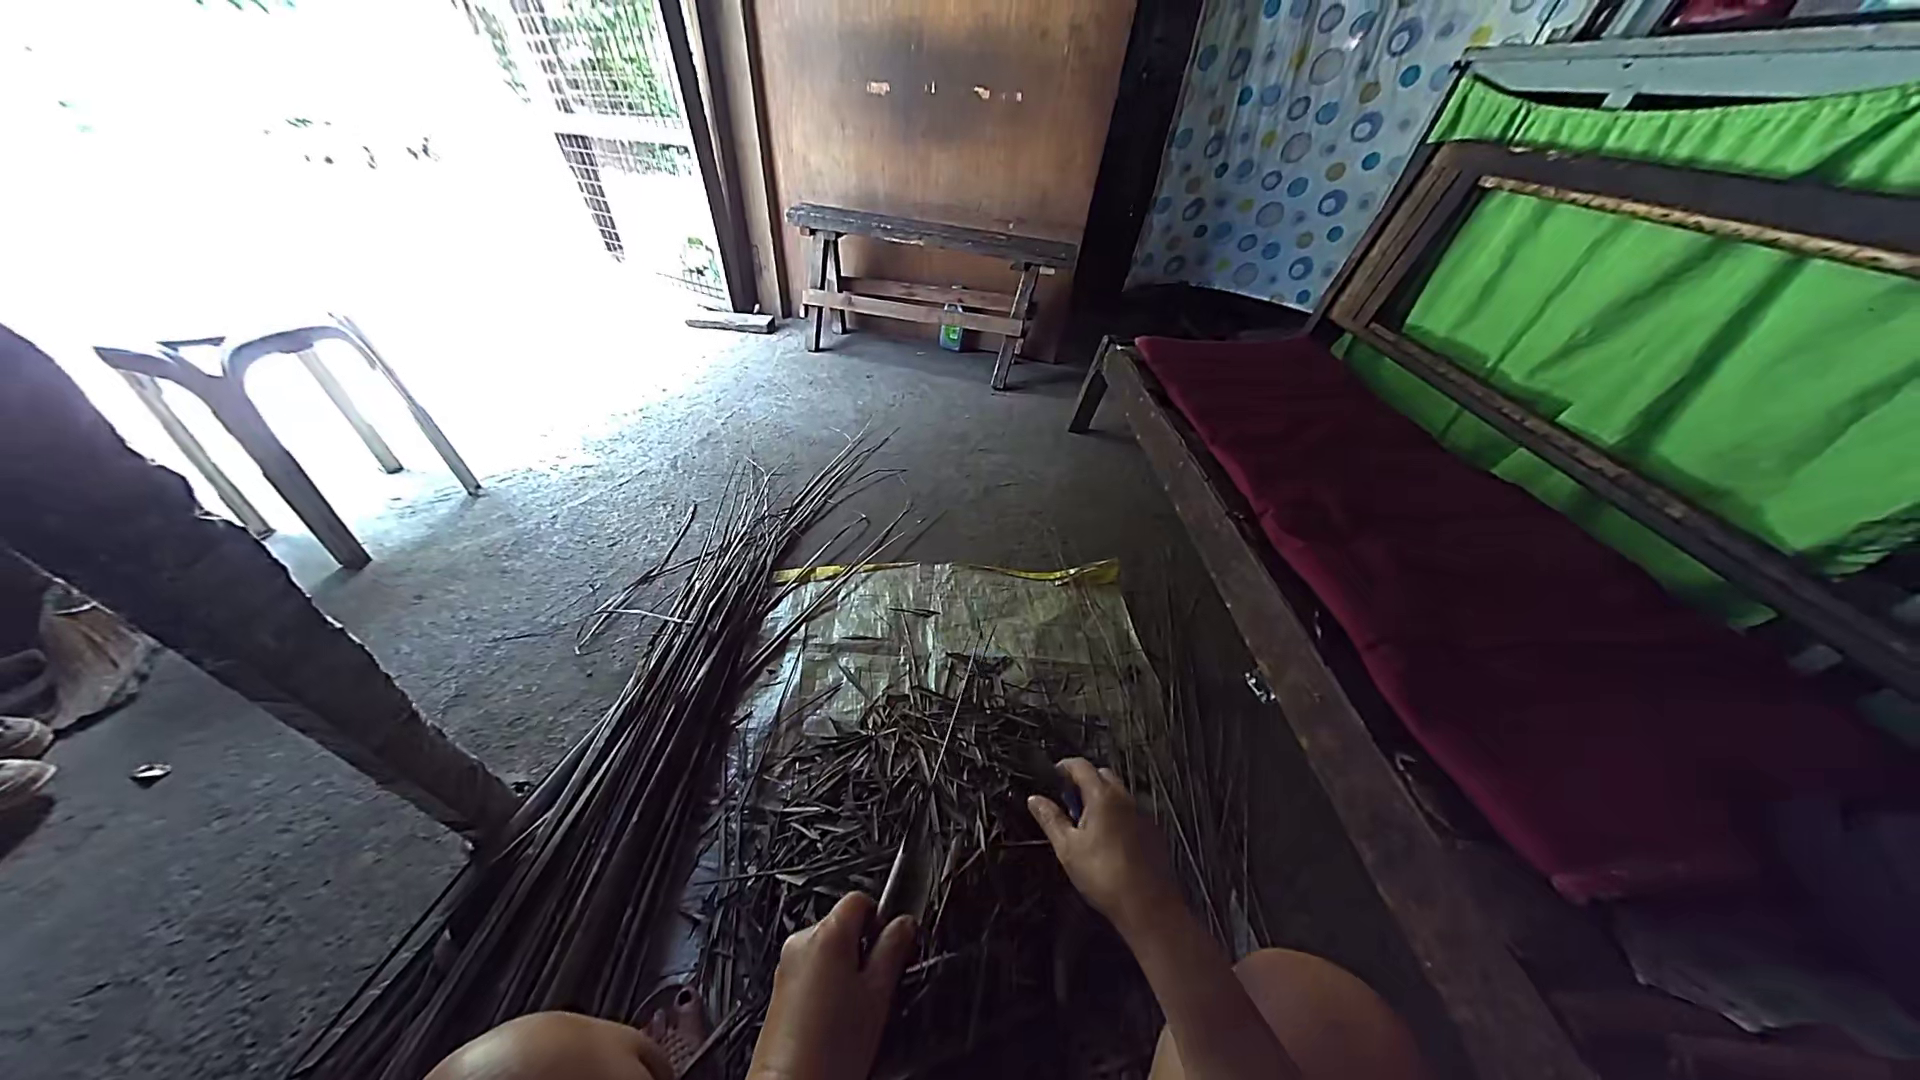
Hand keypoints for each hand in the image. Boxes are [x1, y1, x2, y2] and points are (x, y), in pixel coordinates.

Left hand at [746, 891, 915, 1079]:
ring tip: (856, 1008)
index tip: (894, 944)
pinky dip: (827, 984)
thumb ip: (895, 947)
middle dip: (865, 947)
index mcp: (828, 933)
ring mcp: (788, 965)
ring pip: (829, 949)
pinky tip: (836, 1019)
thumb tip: (905, 924)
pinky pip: (813, 970)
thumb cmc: (832, 1049)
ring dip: (846, 967)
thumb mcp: (879, 992)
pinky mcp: (780, 990)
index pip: (860, 899)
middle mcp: (802, 941)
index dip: (881, 918)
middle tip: (879, 983)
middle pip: (844, 924)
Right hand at [1027, 758, 1182, 936]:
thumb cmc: (1104, 876)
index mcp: (1102, 796)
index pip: (1081, 765)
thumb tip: (1035, 800)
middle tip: (1068, 802)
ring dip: (1101, 798)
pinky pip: (1131, 811)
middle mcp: (1125, 798)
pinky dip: (1117, 814)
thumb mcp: (1067, 848)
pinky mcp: (1153, 832)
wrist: (1149, 908)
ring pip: (1118, 793)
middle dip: (1083, 781)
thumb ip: (1050, 819)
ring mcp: (1142, 814)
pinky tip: (1109, 840)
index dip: (1064, 767)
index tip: (1053, 777)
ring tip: (1086, 824)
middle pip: (1102, 774)